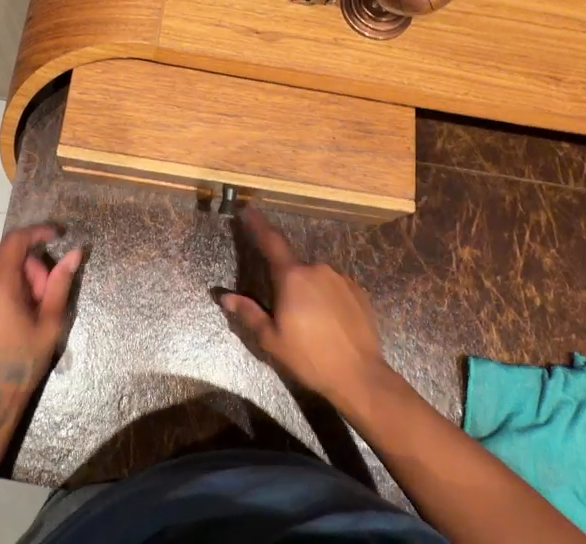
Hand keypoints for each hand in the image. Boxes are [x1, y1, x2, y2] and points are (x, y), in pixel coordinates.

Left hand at [0, 225, 82, 417]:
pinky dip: (7, 287)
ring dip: (20, 279)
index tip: (59, 236)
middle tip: (46, 297)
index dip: (39, 232)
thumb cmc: (22, 362)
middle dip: (33, 268)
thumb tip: (75, 253)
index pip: (16, 241)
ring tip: (32, 311)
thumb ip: (60, 284)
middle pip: (10, 256)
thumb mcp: (49, 323)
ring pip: (0, 268)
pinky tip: (17, 314)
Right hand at [219, 206, 390, 405]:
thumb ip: (248, 313)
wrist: (359, 376)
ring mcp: (341, 278)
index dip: (258, 224)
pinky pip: (335, 288)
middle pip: (294, 268)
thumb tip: (225, 297)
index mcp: (292, 277)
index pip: (271, 241)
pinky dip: (327, 299)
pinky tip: (330, 323)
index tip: (249, 209)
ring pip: (316, 278)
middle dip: (287, 283)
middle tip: (285, 312)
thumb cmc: (309, 357)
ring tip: (310, 324)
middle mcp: (317, 269)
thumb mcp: (272, 340)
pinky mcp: (359, 291)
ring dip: (308, 292)